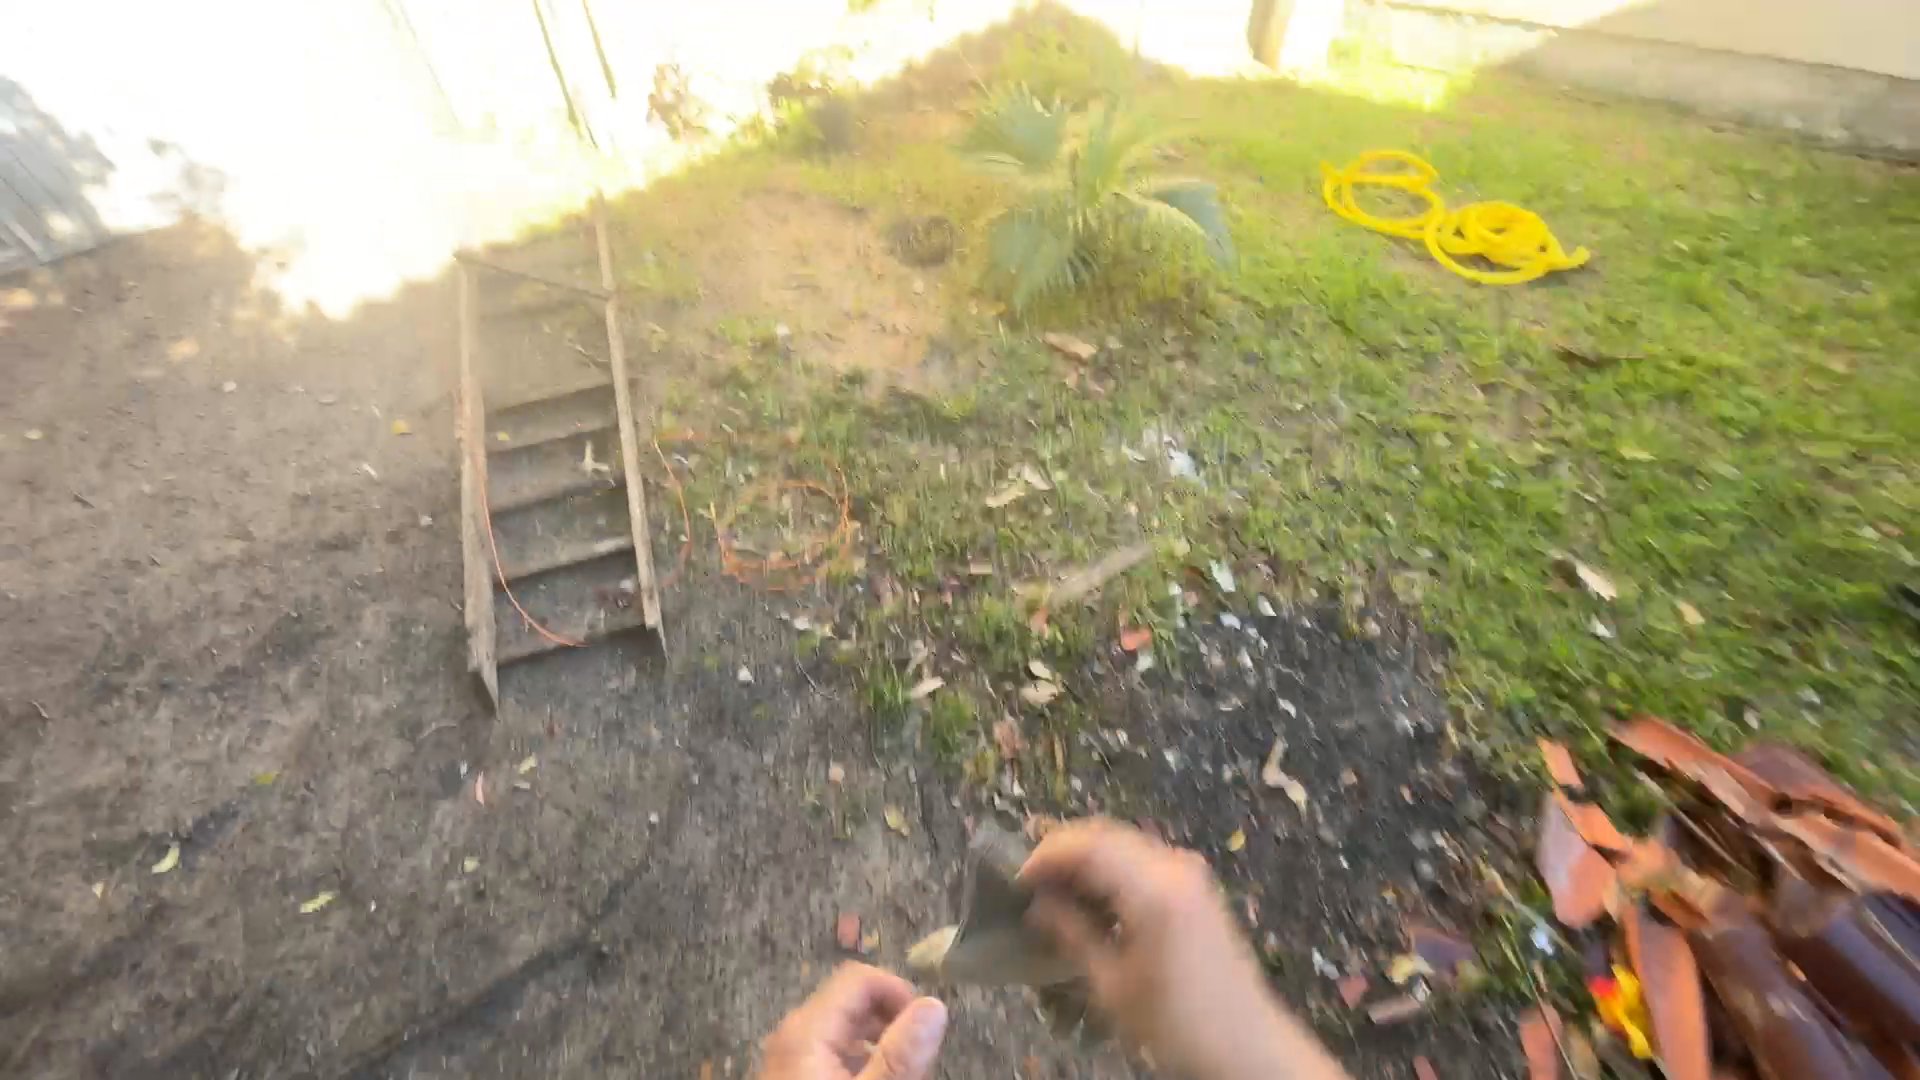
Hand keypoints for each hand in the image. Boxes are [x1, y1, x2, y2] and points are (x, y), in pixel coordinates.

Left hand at [759, 963, 948, 1079]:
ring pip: (845, 1034)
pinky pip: (832, 1058)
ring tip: (901, 1078)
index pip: (860, 979)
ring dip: (879, 1049)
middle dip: (892, 1025)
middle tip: (917, 1065)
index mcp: (808, 1029)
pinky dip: (859, 1068)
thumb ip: (902, 1055)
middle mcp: (794, 1035)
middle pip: (853, 1004)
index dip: (898, 993)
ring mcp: (789, 1062)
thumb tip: (935, 1005)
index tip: (925, 1031)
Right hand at [1021, 819, 1350, 1079]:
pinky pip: (1140, 855)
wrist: (1251, 1047)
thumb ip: (1073, 934)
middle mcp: (1173, 864)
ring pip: (1121, 840)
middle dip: (1062, 850)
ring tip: (1055, 889)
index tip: (1019, 880)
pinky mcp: (1194, 881)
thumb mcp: (1114, 986)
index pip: (1088, 845)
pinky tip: (1093, 895)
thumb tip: (1037, 904)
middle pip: (1104, 834)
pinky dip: (1109, 865)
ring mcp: (1187, 868)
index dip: (1047, 854)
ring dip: (1085, 856)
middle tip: (1032, 882)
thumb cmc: (1178, 1024)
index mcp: (1154, 888)